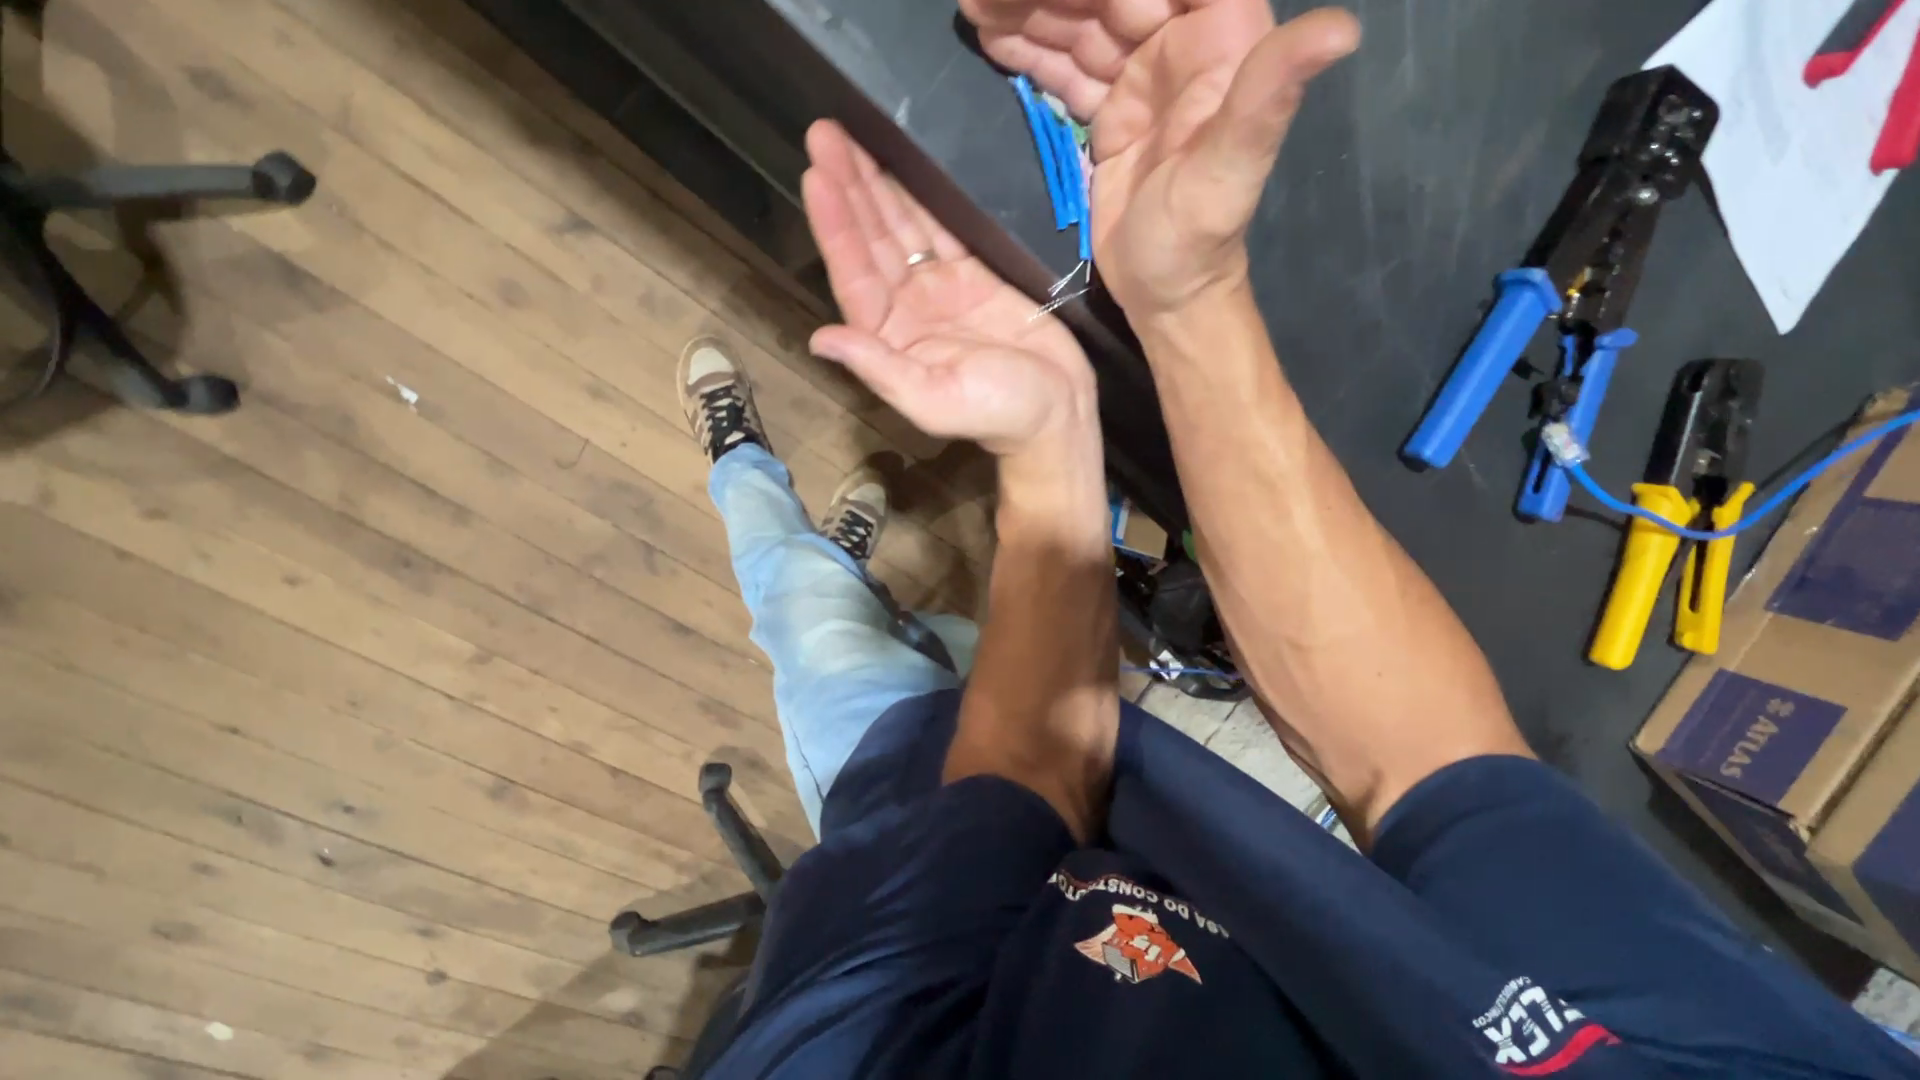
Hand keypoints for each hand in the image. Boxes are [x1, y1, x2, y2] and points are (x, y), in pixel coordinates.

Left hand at [800, 120, 1098, 463]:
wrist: (1057, 413)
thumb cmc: (997, 414)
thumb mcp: (932, 400)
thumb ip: (878, 369)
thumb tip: (821, 340)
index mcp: (890, 338)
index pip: (854, 274)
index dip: (835, 226)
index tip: (819, 176)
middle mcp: (906, 309)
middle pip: (871, 242)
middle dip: (849, 190)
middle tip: (826, 135)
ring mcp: (939, 290)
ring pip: (903, 228)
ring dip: (878, 185)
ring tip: (853, 137)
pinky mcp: (973, 276)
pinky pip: (942, 229)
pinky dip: (924, 198)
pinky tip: (906, 165)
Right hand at [961, 0, 1358, 320]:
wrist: (1166, 294)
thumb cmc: (1199, 239)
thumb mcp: (1230, 172)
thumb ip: (1267, 97)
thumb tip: (1341, 29)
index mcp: (1223, 41)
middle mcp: (1181, 46)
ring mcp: (1142, 78)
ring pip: (1081, 25)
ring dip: (1028, 12)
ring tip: (974, 2)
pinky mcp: (1110, 110)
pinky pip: (1067, 68)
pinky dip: (1028, 53)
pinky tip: (990, 34)